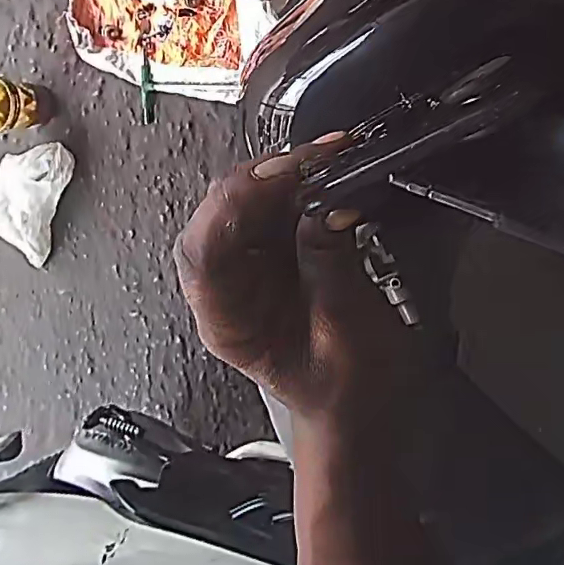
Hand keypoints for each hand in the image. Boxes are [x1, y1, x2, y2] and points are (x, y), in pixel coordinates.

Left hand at [174, 135, 414, 426]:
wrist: (356, 406)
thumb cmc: (343, 390)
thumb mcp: (345, 331)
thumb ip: (331, 264)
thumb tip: (328, 205)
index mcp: (227, 321)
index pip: (207, 249)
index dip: (238, 203)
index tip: (286, 175)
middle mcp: (227, 289)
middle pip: (221, 216)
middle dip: (266, 178)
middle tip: (316, 157)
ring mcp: (249, 269)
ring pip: (247, 203)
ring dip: (287, 175)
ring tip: (328, 158)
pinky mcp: (275, 254)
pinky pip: (276, 209)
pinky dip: (302, 186)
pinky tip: (326, 173)